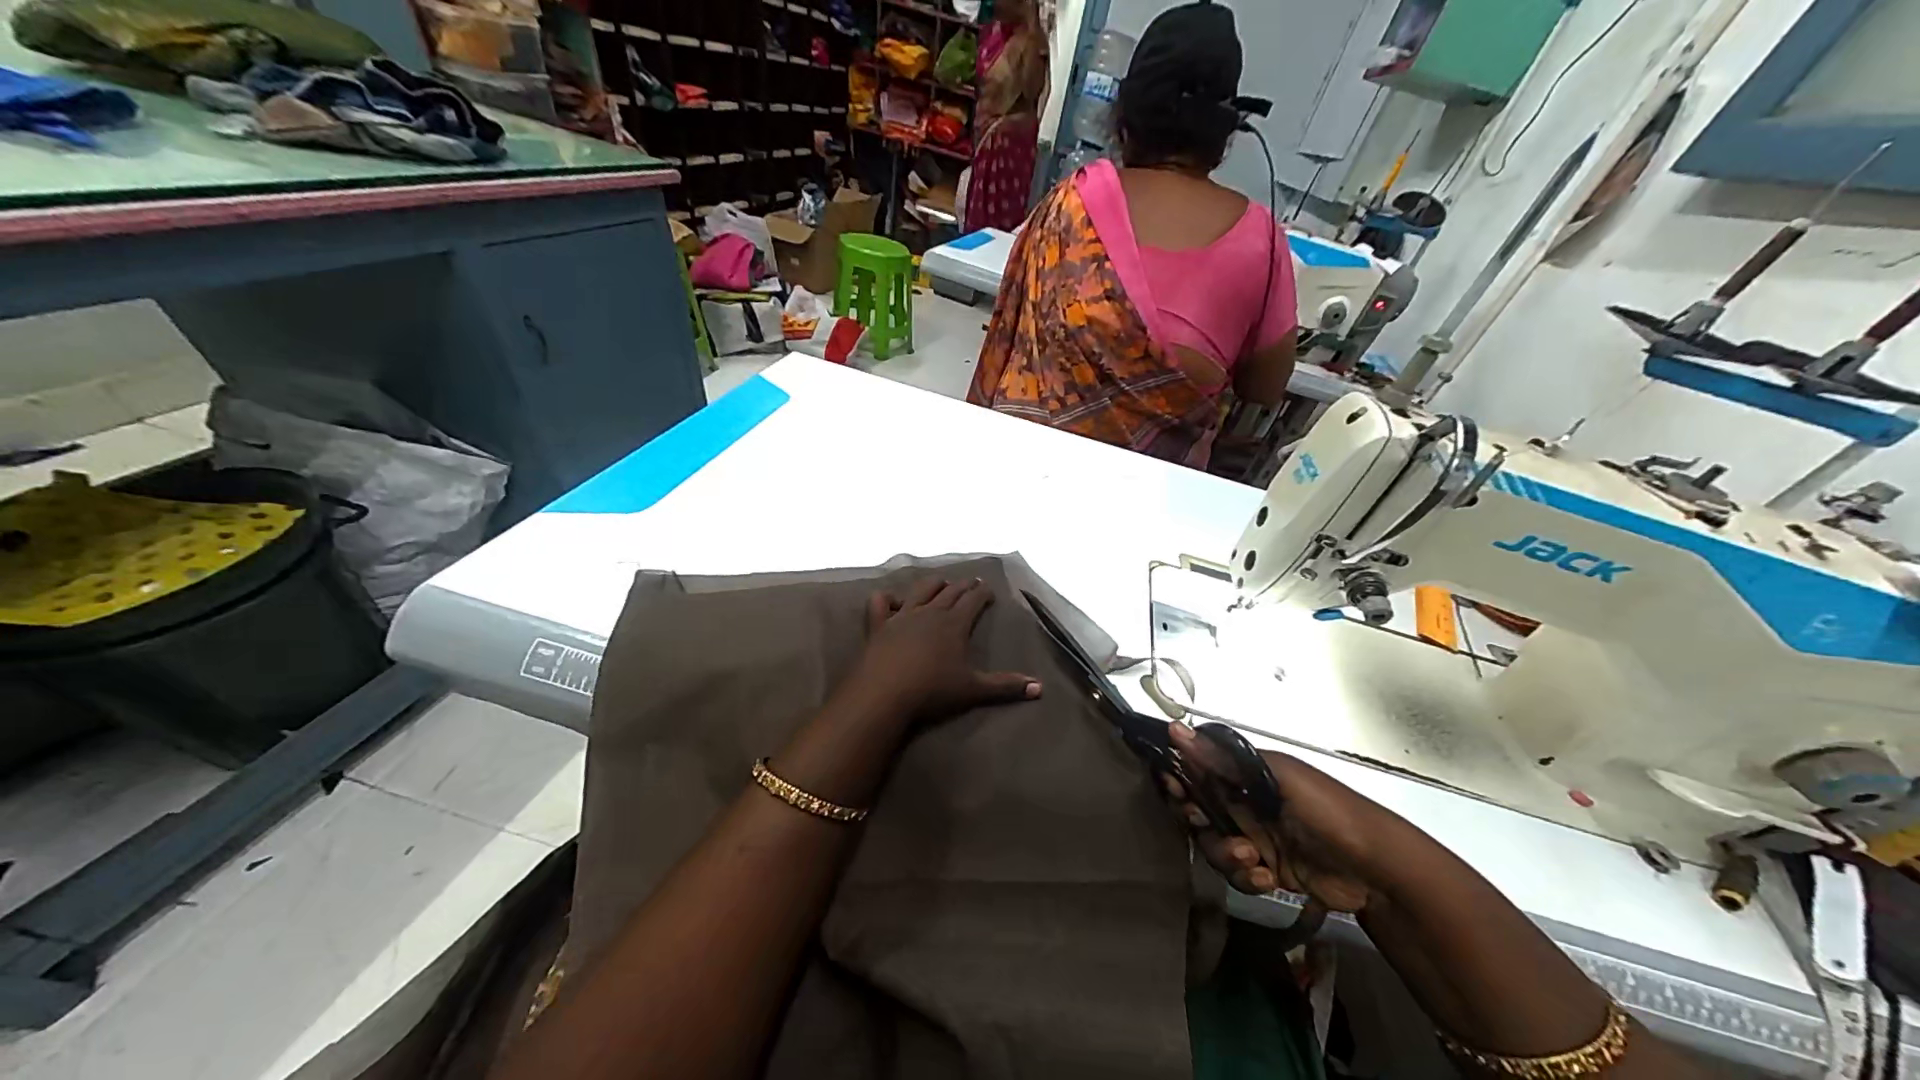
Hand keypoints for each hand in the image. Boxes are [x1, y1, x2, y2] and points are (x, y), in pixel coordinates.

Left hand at [841, 577, 1041, 721]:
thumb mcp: (973, 690)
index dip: (982, 593)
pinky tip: (893, 601)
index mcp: (955, 623)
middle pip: (950, 592)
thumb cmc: (933, 691)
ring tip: (941, 583)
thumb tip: (1040, 688)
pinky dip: (888, 598)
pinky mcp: (878, 625)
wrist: (885, 694)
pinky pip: (881, 602)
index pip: (973, 600)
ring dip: (933, 584)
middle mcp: (930, 612)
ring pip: (921, 590)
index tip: (988, 589)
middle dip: (963, 586)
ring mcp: (902, 616)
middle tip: (972, 583)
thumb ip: (1006, 686)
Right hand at [1164, 723, 1381, 913]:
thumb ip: (1225, 758)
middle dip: (1198, 821)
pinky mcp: (1266, 870)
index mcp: (1248, 774)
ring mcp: (1255, 837)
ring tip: (1254, 859)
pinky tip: (1268, 879)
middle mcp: (1246, 803)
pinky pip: (1237, 874)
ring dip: (1226, 855)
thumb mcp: (1278, 776)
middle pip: (1199, 811)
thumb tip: (1177, 731)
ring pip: (1213, 845)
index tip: (1175, 789)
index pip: (1200, 771)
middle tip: (1204, 823)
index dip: (1182, 780)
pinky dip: (1247, 878)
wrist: (1377, 869)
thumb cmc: (1331, 811)